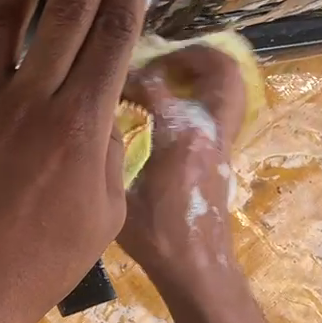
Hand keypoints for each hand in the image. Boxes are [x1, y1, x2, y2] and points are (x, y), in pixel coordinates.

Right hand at [117, 45, 247, 293]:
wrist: (197, 268)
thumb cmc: (155, 238)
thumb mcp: (117, 197)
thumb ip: (107, 154)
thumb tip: (90, 123)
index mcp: (181, 138)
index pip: (156, 83)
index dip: (128, 75)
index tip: (106, 81)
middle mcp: (209, 131)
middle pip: (220, 69)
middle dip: (189, 54)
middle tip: (155, 60)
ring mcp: (222, 141)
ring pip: (231, 84)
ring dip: (204, 70)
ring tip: (167, 74)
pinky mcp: (223, 153)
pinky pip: (223, 104)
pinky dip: (204, 92)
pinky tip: (170, 105)